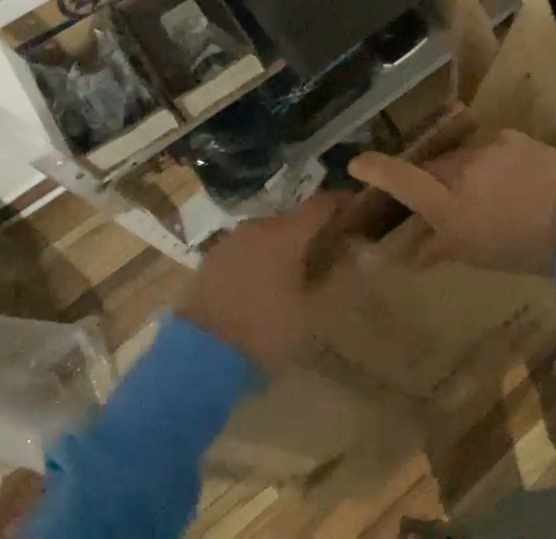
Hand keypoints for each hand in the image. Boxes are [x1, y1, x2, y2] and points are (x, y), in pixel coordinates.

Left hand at [177, 191, 360, 369]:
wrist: (198, 354)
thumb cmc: (264, 330)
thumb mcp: (313, 312)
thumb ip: (339, 277)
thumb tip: (357, 252)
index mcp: (285, 233)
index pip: (321, 203)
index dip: (342, 201)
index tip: (357, 207)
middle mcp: (257, 226)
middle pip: (294, 217)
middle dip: (314, 228)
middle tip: (330, 249)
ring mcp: (231, 240)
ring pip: (268, 232)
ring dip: (286, 243)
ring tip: (297, 269)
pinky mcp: (212, 258)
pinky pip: (247, 247)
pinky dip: (262, 256)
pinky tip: (264, 281)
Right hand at [348, 130, 555, 276]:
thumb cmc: (523, 248)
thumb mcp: (477, 255)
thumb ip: (439, 249)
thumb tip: (411, 255)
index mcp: (448, 204)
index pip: (402, 180)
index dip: (376, 170)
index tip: (356, 164)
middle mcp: (462, 170)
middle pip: (433, 170)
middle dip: (433, 184)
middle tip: (447, 206)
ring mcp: (488, 150)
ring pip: (463, 159)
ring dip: (466, 175)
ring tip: (489, 198)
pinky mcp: (513, 139)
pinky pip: (491, 150)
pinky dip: (493, 165)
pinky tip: (512, 183)